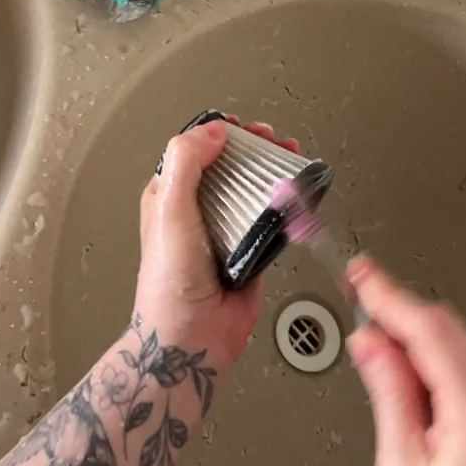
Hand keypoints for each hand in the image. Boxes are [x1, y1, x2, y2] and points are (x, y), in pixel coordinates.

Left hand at [133, 118, 290, 366]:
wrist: (192, 338)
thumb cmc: (169, 283)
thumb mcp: (170, 210)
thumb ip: (185, 164)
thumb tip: (210, 131)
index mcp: (170, 194)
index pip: (194, 150)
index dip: (218, 133)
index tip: (242, 127)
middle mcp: (197, 210)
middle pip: (229, 166)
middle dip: (253, 147)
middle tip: (272, 140)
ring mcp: (225, 230)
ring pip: (252, 190)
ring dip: (272, 172)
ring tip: (288, 158)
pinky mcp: (250, 250)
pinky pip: (271, 221)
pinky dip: (285, 205)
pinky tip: (296, 195)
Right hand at [346, 256, 465, 465]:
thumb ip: (388, 393)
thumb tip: (369, 337)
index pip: (429, 329)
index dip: (389, 293)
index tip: (358, 272)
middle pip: (446, 326)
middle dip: (398, 302)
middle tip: (356, 286)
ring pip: (456, 338)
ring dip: (413, 322)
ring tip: (371, 321)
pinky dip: (430, 345)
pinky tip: (403, 352)